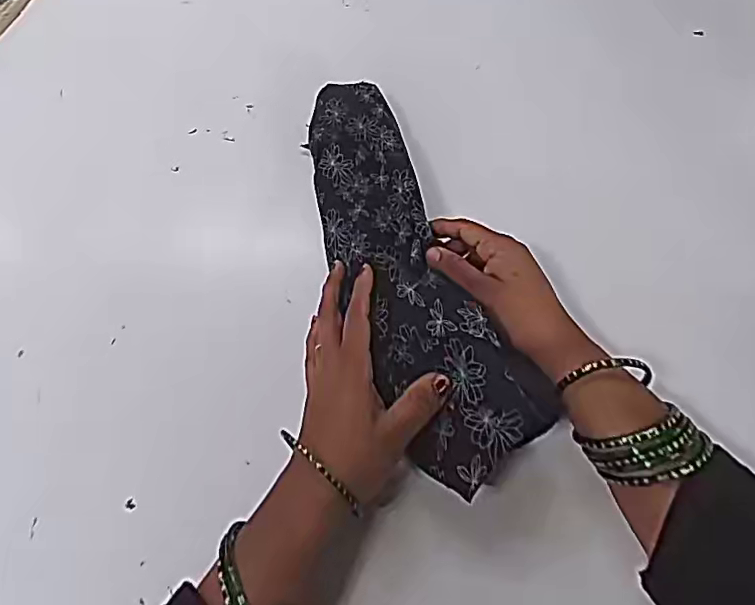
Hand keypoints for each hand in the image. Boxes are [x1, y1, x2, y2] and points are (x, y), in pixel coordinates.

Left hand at [301, 261, 450, 503]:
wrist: (317, 487)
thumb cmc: (352, 460)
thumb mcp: (394, 433)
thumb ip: (418, 404)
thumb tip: (441, 379)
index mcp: (351, 368)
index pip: (356, 319)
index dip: (361, 292)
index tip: (365, 270)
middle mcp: (331, 367)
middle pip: (329, 317)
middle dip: (333, 289)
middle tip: (338, 268)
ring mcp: (319, 379)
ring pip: (318, 331)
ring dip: (323, 307)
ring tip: (327, 294)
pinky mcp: (314, 392)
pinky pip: (313, 349)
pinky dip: (316, 332)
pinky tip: (318, 337)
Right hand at [426, 219, 602, 378]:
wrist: (555, 347)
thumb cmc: (529, 318)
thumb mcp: (485, 290)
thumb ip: (456, 268)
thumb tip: (434, 251)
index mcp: (503, 246)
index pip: (467, 228)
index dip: (444, 228)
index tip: (424, 232)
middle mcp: (510, 252)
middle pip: (472, 240)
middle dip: (449, 246)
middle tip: (427, 257)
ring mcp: (513, 268)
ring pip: (478, 256)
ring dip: (460, 262)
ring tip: (439, 273)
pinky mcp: (513, 283)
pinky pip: (486, 270)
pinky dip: (471, 274)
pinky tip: (460, 287)